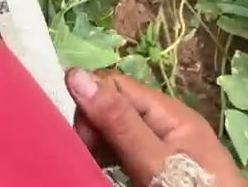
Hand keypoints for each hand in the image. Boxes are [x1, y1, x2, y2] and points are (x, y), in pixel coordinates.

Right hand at [67, 69, 246, 186]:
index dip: (91, 104)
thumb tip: (74, 73)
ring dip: (101, 143)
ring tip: (95, 168)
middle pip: (116, 105)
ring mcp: (171, 148)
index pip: (114, 85)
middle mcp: (171, 124)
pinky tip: (108, 173)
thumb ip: (119, 122)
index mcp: (173, 114)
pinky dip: (113, 158)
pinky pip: (129, 149)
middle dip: (94, 125)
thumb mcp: (157, 167)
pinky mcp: (167, 169)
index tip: (81, 140)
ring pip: (119, 128)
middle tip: (87, 158)